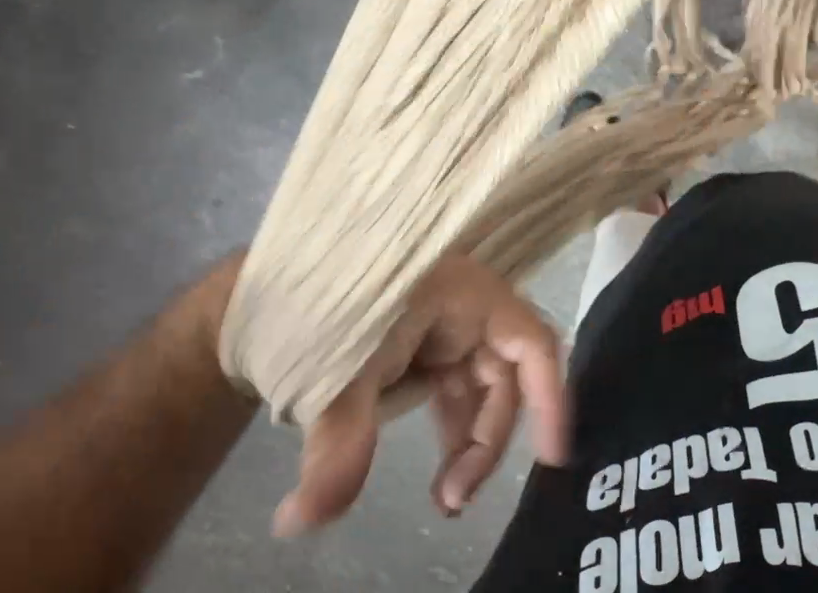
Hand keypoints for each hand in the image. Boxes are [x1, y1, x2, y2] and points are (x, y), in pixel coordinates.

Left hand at [269, 255, 569, 534]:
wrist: (265, 293)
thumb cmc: (316, 310)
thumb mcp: (335, 378)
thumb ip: (337, 451)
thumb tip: (302, 525)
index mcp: (466, 295)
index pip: (531, 344)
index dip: (551, 398)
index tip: (552, 458)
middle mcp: (469, 307)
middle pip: (506, 377)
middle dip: (487, 441)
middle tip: (454, 499)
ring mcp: (450, 327)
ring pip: (483, 389)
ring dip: (470, 443)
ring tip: (445, 499)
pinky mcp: (428, 346)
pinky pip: (456, 391)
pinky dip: (452, 431)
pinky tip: (439, 471)